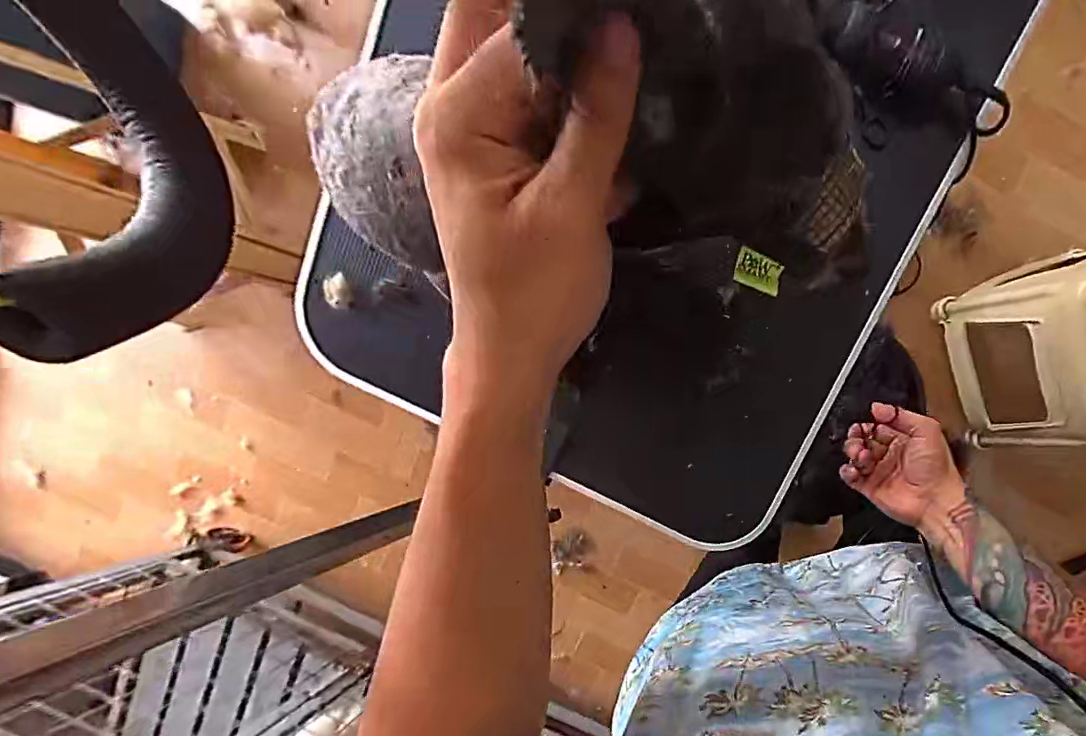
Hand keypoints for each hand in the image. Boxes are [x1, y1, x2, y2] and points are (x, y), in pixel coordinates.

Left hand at [414, 0, 641, 410]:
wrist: (515, 352)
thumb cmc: (538, 290)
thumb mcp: (573, 206)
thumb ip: (597, 120)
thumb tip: (620, 31)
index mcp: (458, 112)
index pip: (515, 29)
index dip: (573, 21)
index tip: (631, 25)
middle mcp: (454, 109)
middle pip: (502, 31)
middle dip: (566, 36)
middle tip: (627, 47)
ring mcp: (478, 137)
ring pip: (527, 72)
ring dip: (578, 80)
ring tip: (631, 88)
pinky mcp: (504, 164)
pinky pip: (541, 117)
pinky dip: (578, 121)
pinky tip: (615, 143)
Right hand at [840, 403, 966, 531]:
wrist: (935, 501)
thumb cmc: (938, 470)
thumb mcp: (927, 430)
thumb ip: (902, 415)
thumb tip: (879, 408)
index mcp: (904, 439)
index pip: (878, 425)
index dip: (870, 423)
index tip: (867, 423)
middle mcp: (890, 454)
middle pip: (864, 439)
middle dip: (857, 435)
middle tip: (859, 437)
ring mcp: (880, 471)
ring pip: (856, 455)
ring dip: (853, 451)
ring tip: (861, 454)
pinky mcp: (871, 487)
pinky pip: (851, 477)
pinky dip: (847, 471)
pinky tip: (854, 468)